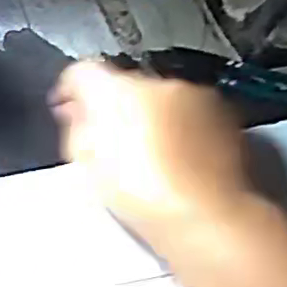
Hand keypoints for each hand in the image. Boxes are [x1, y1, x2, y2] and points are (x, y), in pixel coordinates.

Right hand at [50, 61, 261, 251]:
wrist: (204, 215)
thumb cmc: (146, 196)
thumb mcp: (88, 165)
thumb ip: (76, 127)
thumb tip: (76, 111)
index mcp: (118, 92)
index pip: (82, 72)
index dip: (68, 90)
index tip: (65, 105)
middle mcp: (159, 83)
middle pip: (123, 86)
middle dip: (111, 109)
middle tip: (102, 144)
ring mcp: (195, 95)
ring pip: (157, 98)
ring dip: (145, 118)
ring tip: (139, 159)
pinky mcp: (222, 112)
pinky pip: (185, 112)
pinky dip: (174, 128)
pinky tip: (168, 162)